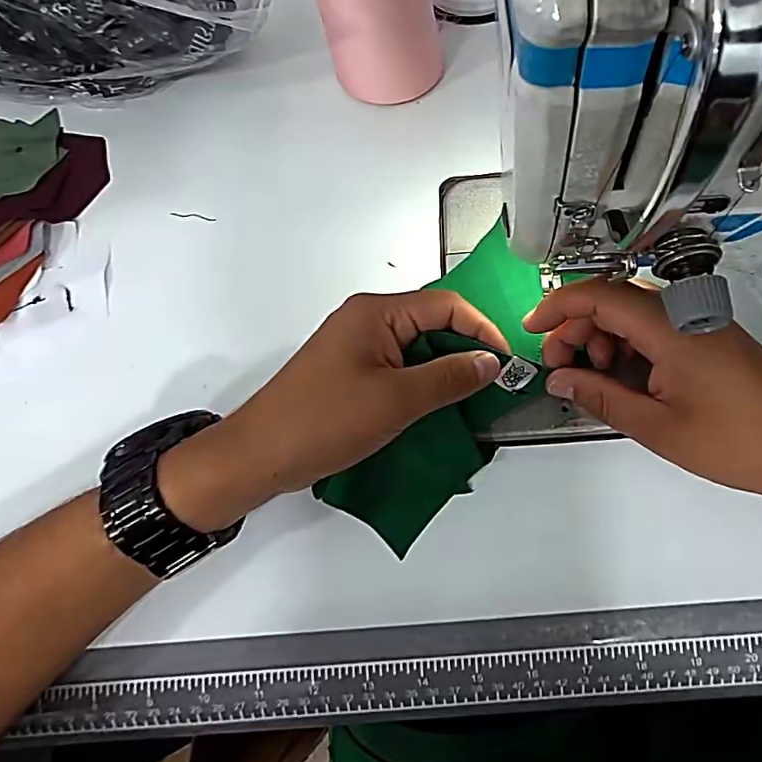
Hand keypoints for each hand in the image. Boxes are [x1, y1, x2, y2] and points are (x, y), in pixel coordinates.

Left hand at [158, 291, 506, 528]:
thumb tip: (489, 363)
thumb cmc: (320, 422)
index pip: (447, 304)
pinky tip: (435, 407)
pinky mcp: (352, 369)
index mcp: (376, 312)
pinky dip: (422, 383)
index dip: (481, 330)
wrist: (258, 456)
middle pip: (433, 322)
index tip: (503, 361)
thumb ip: (449, 377)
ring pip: (418, 347)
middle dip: (465, 350)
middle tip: (490, 383)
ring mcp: (357, 344)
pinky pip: (400, 366)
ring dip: (444, 370)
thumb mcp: (397, 401)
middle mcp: (367, 319)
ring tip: (467, 399)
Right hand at [525, 279, 761, 505]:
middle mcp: (683, 312)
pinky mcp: (708, 336)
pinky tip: (626, 383)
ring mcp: (699, 321)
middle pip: (612, 301)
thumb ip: (602, 397)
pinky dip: (630, 350)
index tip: (533, 330)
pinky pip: (655, 330)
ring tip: (596, 382)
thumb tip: (562, 380)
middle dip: (578, 330)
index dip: (557, 307)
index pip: (598, 296)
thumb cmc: (745, 440)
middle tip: (562, 368)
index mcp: (669, 326)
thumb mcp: (658, 426)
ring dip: (604, 341)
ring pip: (632, 315)